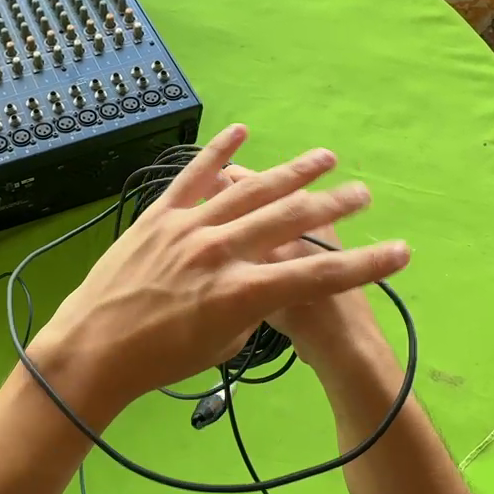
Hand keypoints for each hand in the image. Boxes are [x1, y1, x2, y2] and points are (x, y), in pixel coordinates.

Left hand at [26, 124, 410, 419]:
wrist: (92, 349)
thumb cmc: (159, 361)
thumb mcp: (222, 343)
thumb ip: (250, 306)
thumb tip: (259, 278)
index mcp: (242, 293)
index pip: (319, 276)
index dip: (366, 266)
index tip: (400, 251)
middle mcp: (221, 252)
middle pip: (290, 220)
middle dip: (333, 204)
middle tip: (362, 192)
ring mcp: (188, 227)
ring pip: (249, 190)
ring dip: (291, 172)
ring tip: (324, 158)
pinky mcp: (158, 215)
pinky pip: (192, 177)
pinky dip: (218, 153)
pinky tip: (242, 132)